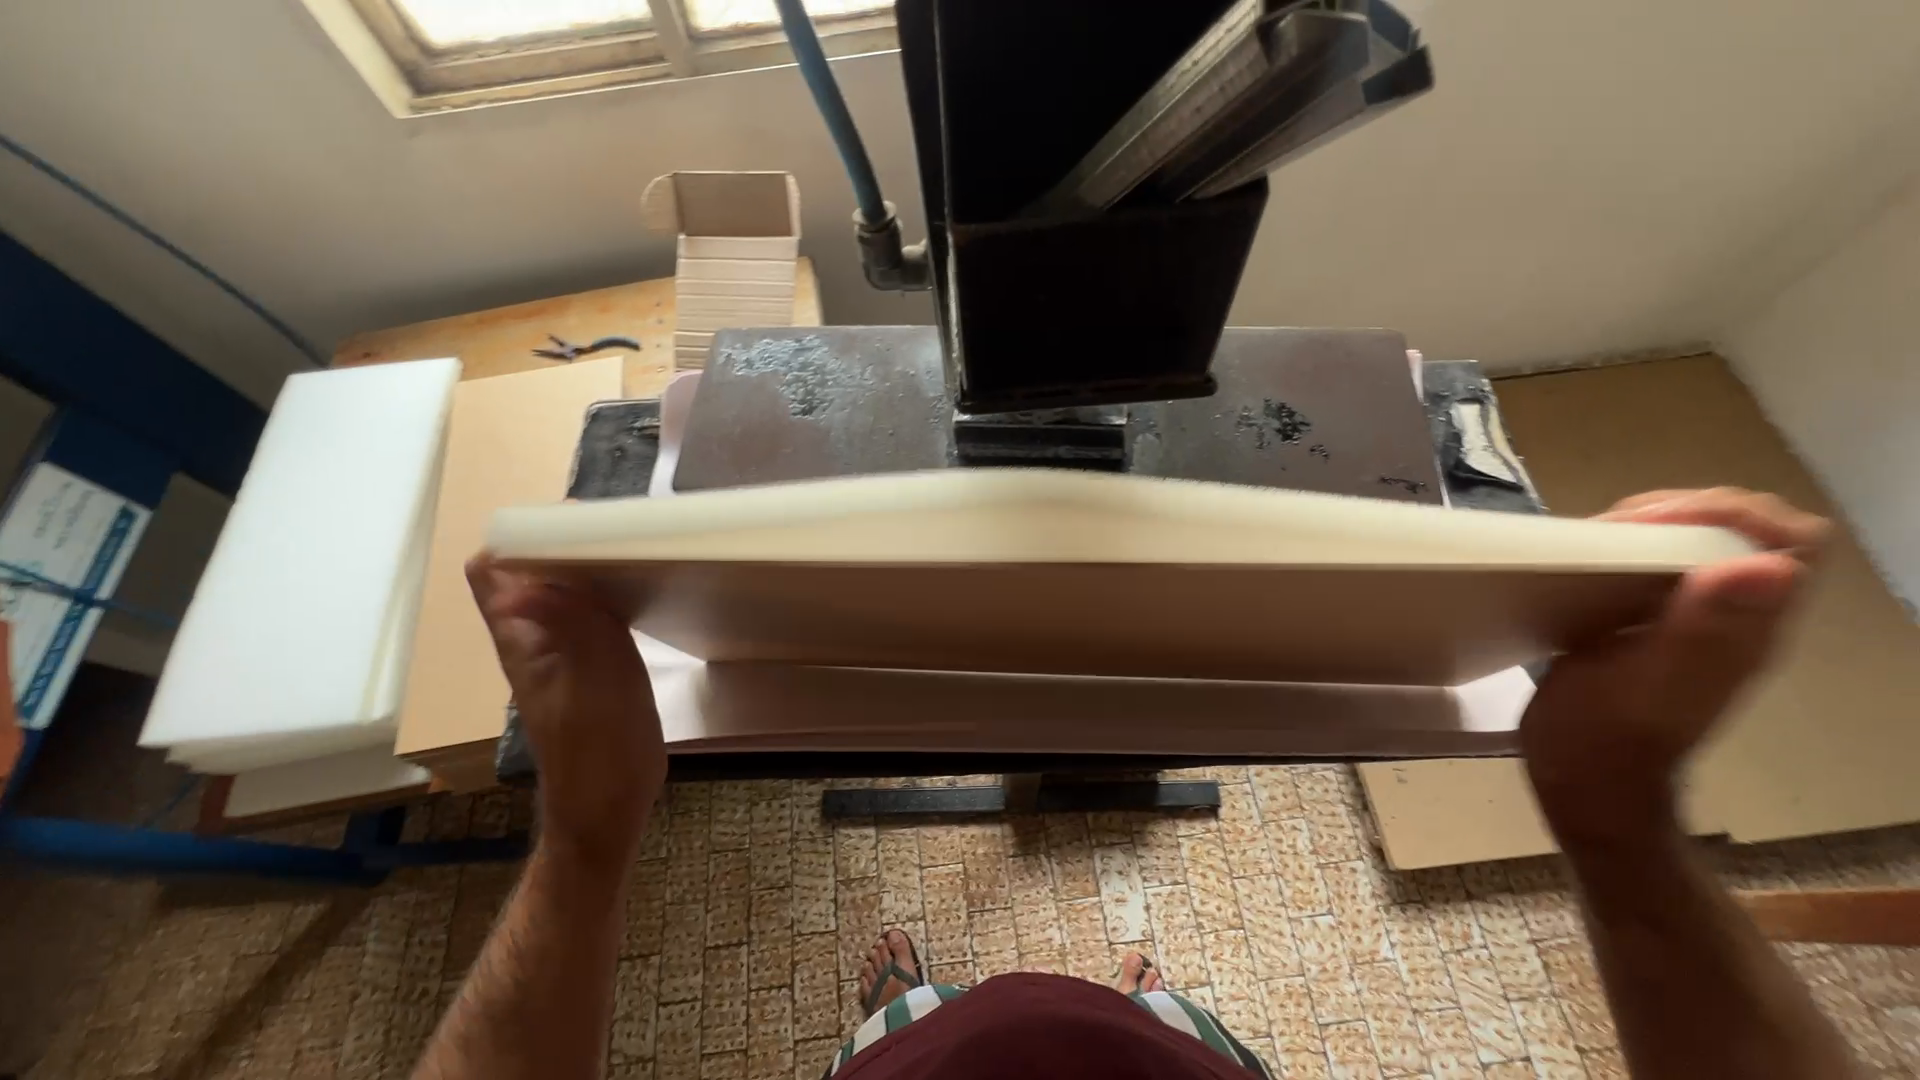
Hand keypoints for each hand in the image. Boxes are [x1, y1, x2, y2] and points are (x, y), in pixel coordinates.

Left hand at [468, 555, 666, 867]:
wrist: (607, 810)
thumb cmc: (600, 753)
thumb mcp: (591, 688)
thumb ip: (570, 629)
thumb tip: (525, 578)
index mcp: (522, 639)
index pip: (496, 570)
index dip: (525, 536)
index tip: (577, 520)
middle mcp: (534, 636)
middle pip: (532, 570)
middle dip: (567, 540)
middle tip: (621, 528)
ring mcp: (562, 650)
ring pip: (563, 588)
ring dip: (590, 563)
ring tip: (637, 548)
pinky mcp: (589, 663)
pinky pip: (590, 611)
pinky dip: (610, 591)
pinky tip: (643, 588)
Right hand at [1520, 488, 1828, 842]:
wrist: (1584, 781)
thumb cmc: (1607, 738)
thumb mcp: (1651, 686)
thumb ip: (1704, 630)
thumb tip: (1766, 566)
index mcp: (1748, 629)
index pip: (1789, 540)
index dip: (1730, 514)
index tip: (1654, 523)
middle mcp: (1732, 617)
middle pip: (1744, 531)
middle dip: (1683, 511)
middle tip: (1615, 530)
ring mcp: (1690, 620)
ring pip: (1697, 542)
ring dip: (1648, 526)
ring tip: (1594, 541)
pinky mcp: (1649, 624)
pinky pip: (1654, 565)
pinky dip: (1622, 549)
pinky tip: (1585, 563)